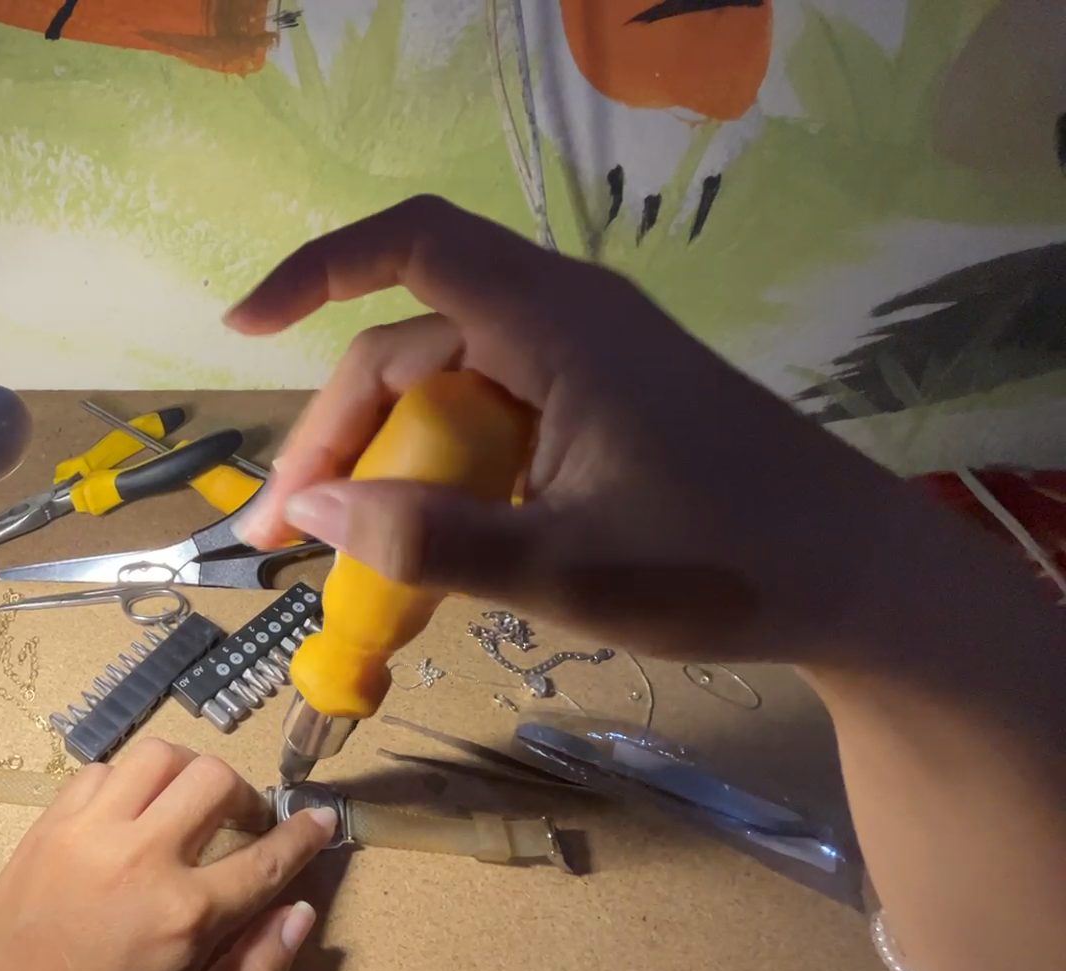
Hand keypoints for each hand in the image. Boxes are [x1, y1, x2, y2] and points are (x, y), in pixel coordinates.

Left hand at [0, 740, 334, 970]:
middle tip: (246, 824)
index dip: (303, 836)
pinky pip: (101, 769)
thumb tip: (301, 914)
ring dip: (188, 772)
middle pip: (214, 779)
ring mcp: (87, 828)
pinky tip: (131, 814)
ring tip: (191, 807)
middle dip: (245, 794)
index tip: (320, 818)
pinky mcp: (47, 820)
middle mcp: (138, 854)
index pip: (265, 859)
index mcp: (181, 916)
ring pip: (157, 755)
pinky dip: (129, 780)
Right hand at [226, 196, 941, 666]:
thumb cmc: (731, 567)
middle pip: (395, 358)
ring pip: (419, 403)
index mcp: (555, 327)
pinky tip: (396, 539)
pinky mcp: (561, 414)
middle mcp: (546, 330)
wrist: (862, 588)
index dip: (316, 271)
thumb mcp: (565, 570)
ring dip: (360, 470)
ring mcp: (553, 373)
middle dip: (326, 442)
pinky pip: (458, 432)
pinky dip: (412, 481)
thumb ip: (429, 541)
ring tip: (321, 549)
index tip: (244, 326)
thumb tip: (310, 510)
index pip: (415, 247)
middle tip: (277, 533)